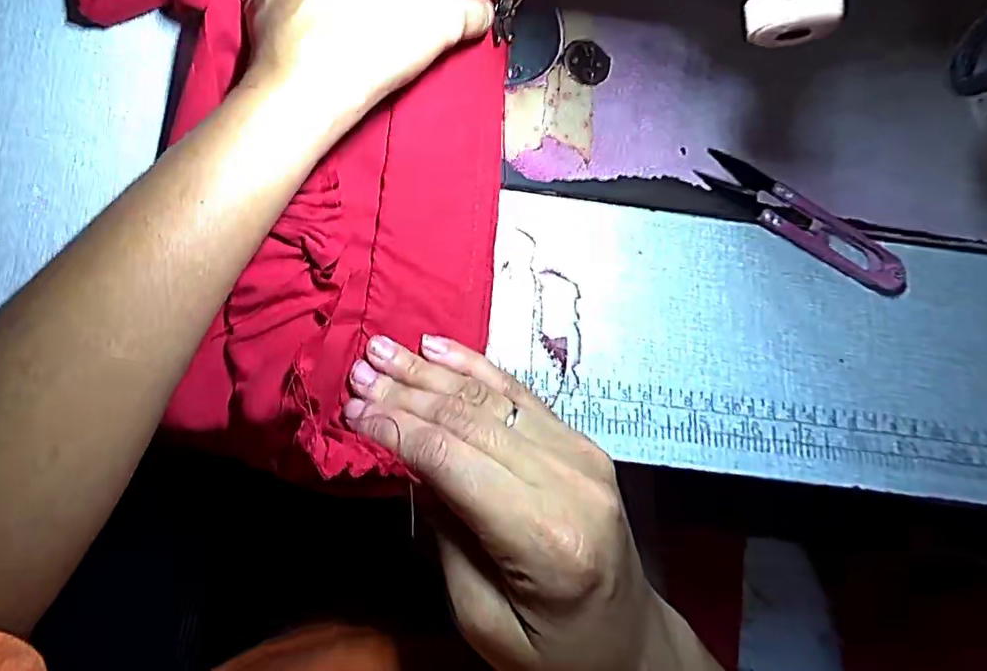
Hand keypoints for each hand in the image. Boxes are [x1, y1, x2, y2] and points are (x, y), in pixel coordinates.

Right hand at [344, 335, 717, 670]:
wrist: (634, 648)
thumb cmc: (552, 649)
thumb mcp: (482, 617)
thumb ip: (446, 531)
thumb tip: (410, 457)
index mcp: (545, 537)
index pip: (449, 458)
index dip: (395, 427)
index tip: (351, 410)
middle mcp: (568, 484)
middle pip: (464, 418)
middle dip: (402, 393)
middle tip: (357, 373)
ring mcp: (581, 455)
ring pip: (485, 396)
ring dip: (426, 370)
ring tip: (380, 349)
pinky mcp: (582, 441)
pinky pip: (516, 390)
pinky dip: (470, 364)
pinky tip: (434, 346)